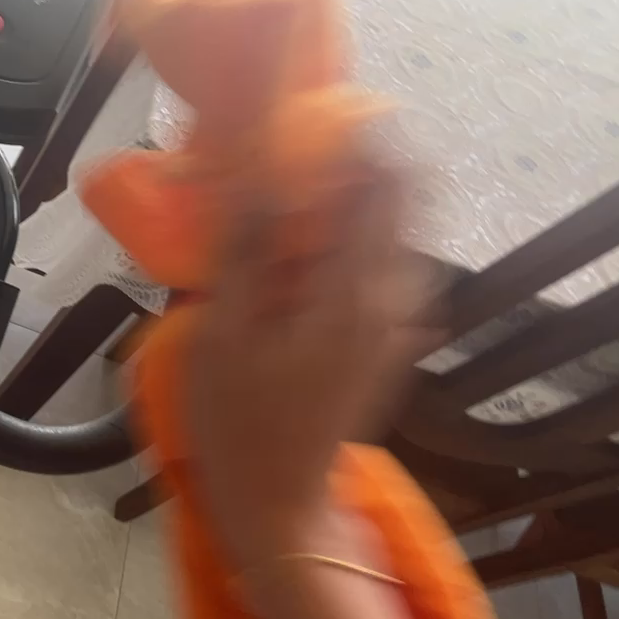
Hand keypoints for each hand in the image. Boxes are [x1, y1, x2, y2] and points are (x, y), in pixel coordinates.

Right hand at [183, 163, 432, 571]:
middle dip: (346, 166)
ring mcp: (394, 324)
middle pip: (395, 201)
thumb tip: (257, 179)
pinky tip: (288, 260)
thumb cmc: (237, 421)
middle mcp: (393, 299)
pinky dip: (338, 244)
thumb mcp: (223, 335)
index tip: (305, 119)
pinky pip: (372, 269)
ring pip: (385, 234)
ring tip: (275, 204)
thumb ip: (244, 254)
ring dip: (339, 205)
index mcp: (356, 291)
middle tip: (279, 160)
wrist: (277, 499)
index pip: (385, 181)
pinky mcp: (380, 343)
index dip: (355, 136)